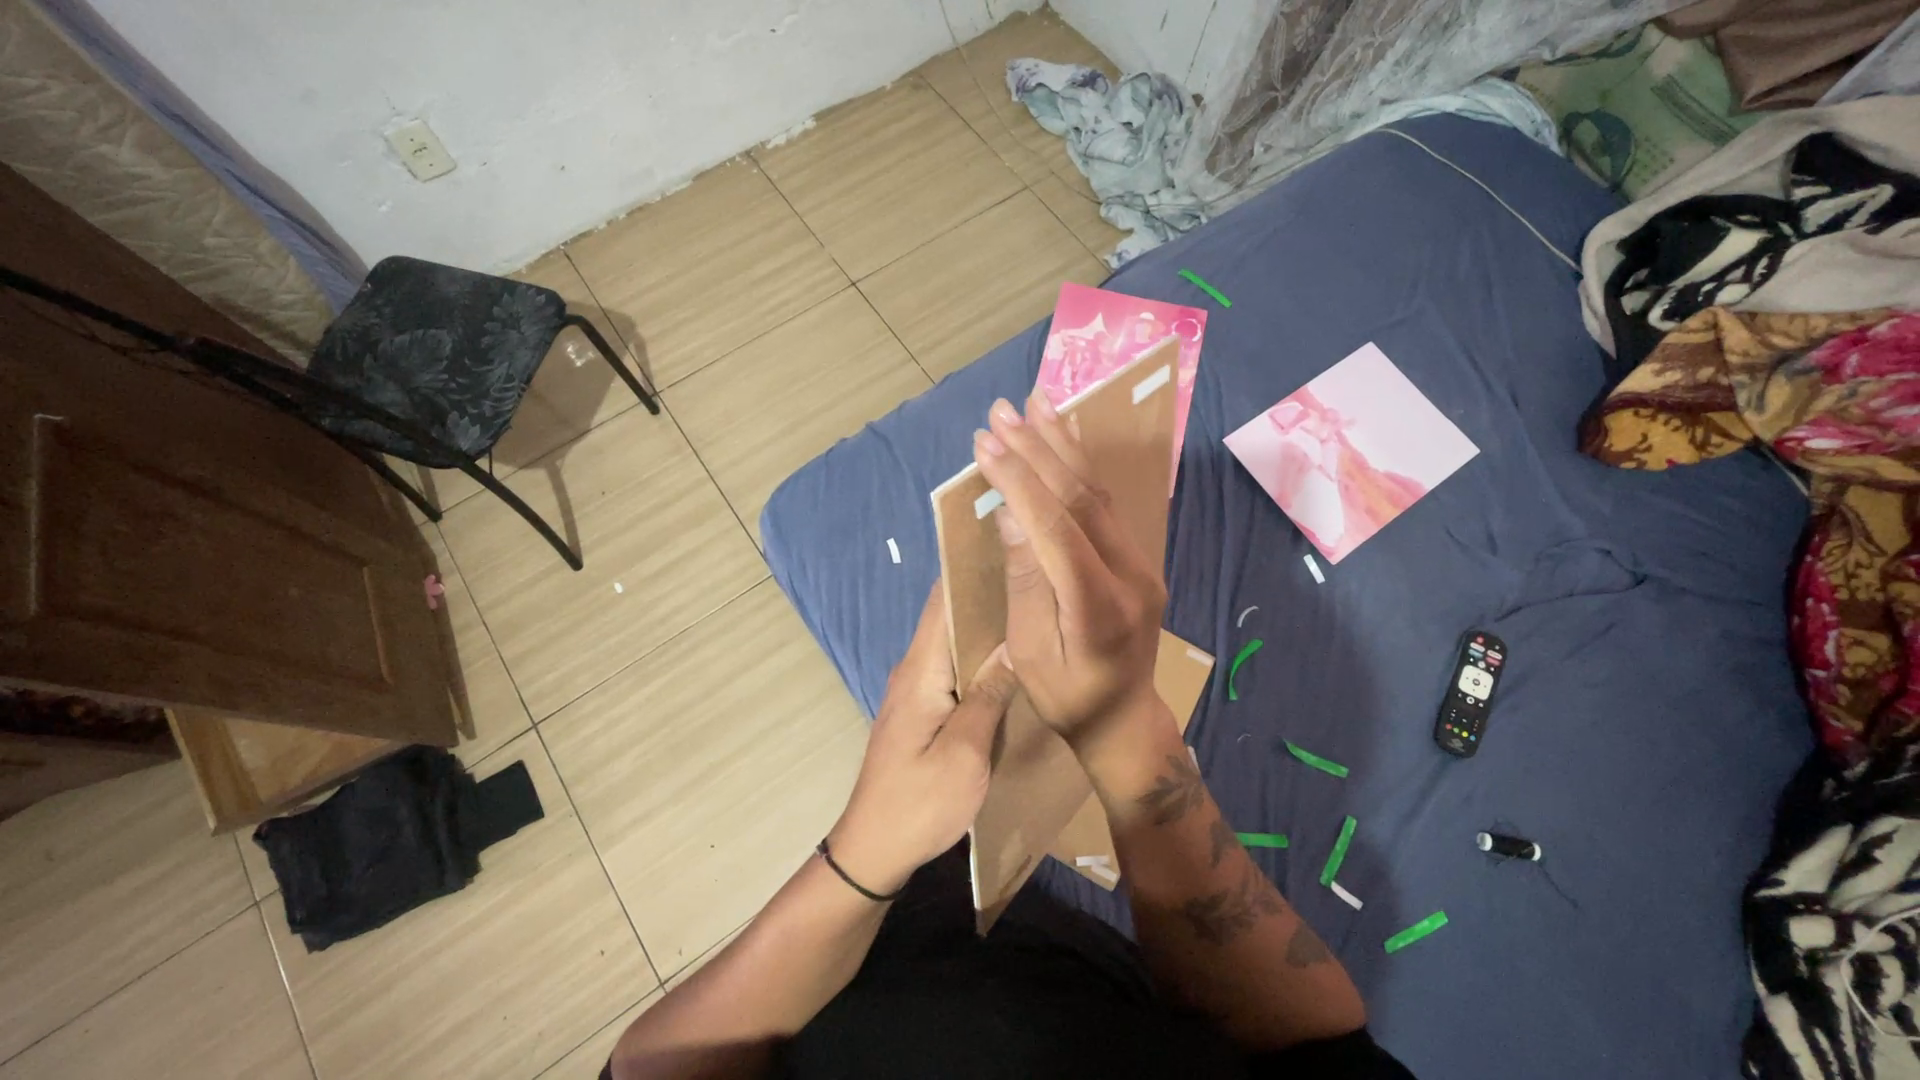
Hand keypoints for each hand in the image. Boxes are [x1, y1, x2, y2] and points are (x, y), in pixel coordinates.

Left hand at [827, 582, 1019, 896]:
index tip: (1011, 540)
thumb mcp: (966, 754)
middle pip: (950, 614)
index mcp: (921, 671)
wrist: (874, 849)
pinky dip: (981, 654)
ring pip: (954, 641)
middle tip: (1040, 574)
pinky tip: (1014, 656)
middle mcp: (915, 670)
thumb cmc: (920, 804)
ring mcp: (917, 689)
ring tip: (1036, 605)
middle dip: (989, 590)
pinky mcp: (924, 709)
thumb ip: (989, 694)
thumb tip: (1014, 640)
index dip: (972, 566)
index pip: (944, 600)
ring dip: (988, 623)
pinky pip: (954, 667)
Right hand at [972, 392, 1167, 751]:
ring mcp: (1141, 564)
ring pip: (1098, 494)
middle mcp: (1129, 575)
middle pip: (1080, 499)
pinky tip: (1068, 436)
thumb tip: (1009, 513)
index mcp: (1097, 606)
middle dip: (1037, 449)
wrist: (1125, 720)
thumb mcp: (1031, 652)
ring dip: (1063, 445)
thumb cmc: (1066, 698)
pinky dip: (1083, 466)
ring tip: (1035, 403)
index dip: (1019, 481)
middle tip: (1001, 411)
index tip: (985, 444)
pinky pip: (1109, 505)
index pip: (1055, 527)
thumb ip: (1026, 581)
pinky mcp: (1140, 559)